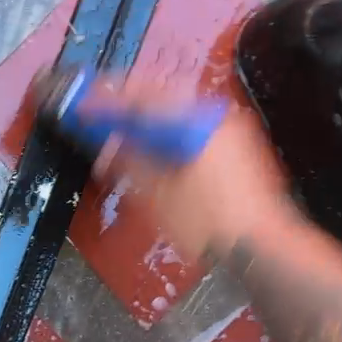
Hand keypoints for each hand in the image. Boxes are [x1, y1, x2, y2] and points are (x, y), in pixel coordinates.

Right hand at [64, 76, 303, 257]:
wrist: (259, 245)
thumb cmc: (207, 225)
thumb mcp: (157, 197)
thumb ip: (130, 164)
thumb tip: (107, 147)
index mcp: (194, 122)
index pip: (141, 99)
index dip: (107, 101)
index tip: (82, 105)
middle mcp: (213, 114)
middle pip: (162, 96)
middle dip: (128, 100)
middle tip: (98, 106)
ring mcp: (228, 128)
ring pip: (178, 109)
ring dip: (147, 115)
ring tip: (121, 125)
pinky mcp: (234, 144)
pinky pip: (192, 124)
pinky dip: (167, 128)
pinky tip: (153, 143)